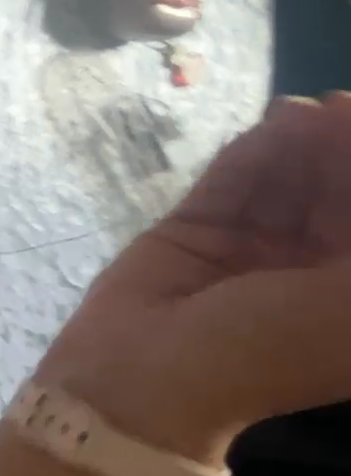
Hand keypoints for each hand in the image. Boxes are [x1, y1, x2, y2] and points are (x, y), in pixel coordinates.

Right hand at [38, 93, 350, 464]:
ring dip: (300, 147)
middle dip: (345, 152)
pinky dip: (248, 157)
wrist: (146, 368)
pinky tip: (268, 128)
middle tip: (340, 107)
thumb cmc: (265, 349)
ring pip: (287, 185)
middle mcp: (319, 269)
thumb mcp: (348, 302)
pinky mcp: (194, 233)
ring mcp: (254, 250)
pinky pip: (227, 188)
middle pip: (344, 197)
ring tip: (302, 109)